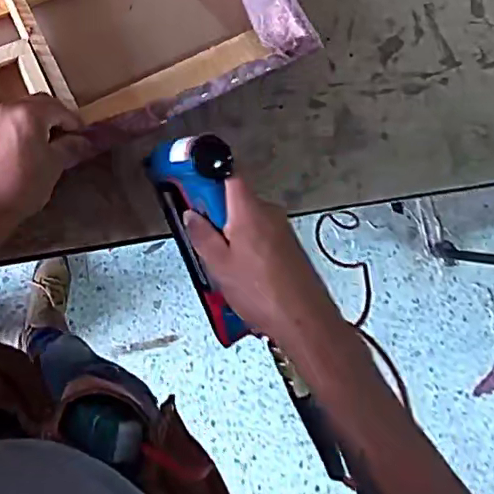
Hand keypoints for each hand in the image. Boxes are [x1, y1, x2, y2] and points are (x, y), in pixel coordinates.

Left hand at [0, 94, 93, 232]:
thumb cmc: (20, 187)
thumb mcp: (54, 165)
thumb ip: (71, 146)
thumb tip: (82, 141)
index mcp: (28, 113)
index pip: (59, 108)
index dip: (74, 122)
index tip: (81, 135)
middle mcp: (7, 110)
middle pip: (39, 104)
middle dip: (55, 117)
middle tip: (68, 136)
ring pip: (22, 111)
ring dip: (37, 121)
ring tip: (47, 143)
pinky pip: (7, 121)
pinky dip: (20, 128)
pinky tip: (27, 147)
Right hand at [181, 176, 345, 348]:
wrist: (304, 320)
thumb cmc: (265, 294)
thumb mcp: (219, 266)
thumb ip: (202, 235)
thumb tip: (191, 216)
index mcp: (249, 210)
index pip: (228, 172)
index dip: (207, 172)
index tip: (190, 180)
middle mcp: (268, 212)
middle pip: (235, 198)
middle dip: (215, 212)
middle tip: (202, 233)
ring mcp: (280, 227)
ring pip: (247, 217)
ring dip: (231, 231)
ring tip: (223, 262)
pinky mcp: (287, 244)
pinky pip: (260, 232)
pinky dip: (247, 244)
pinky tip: (242, 270)